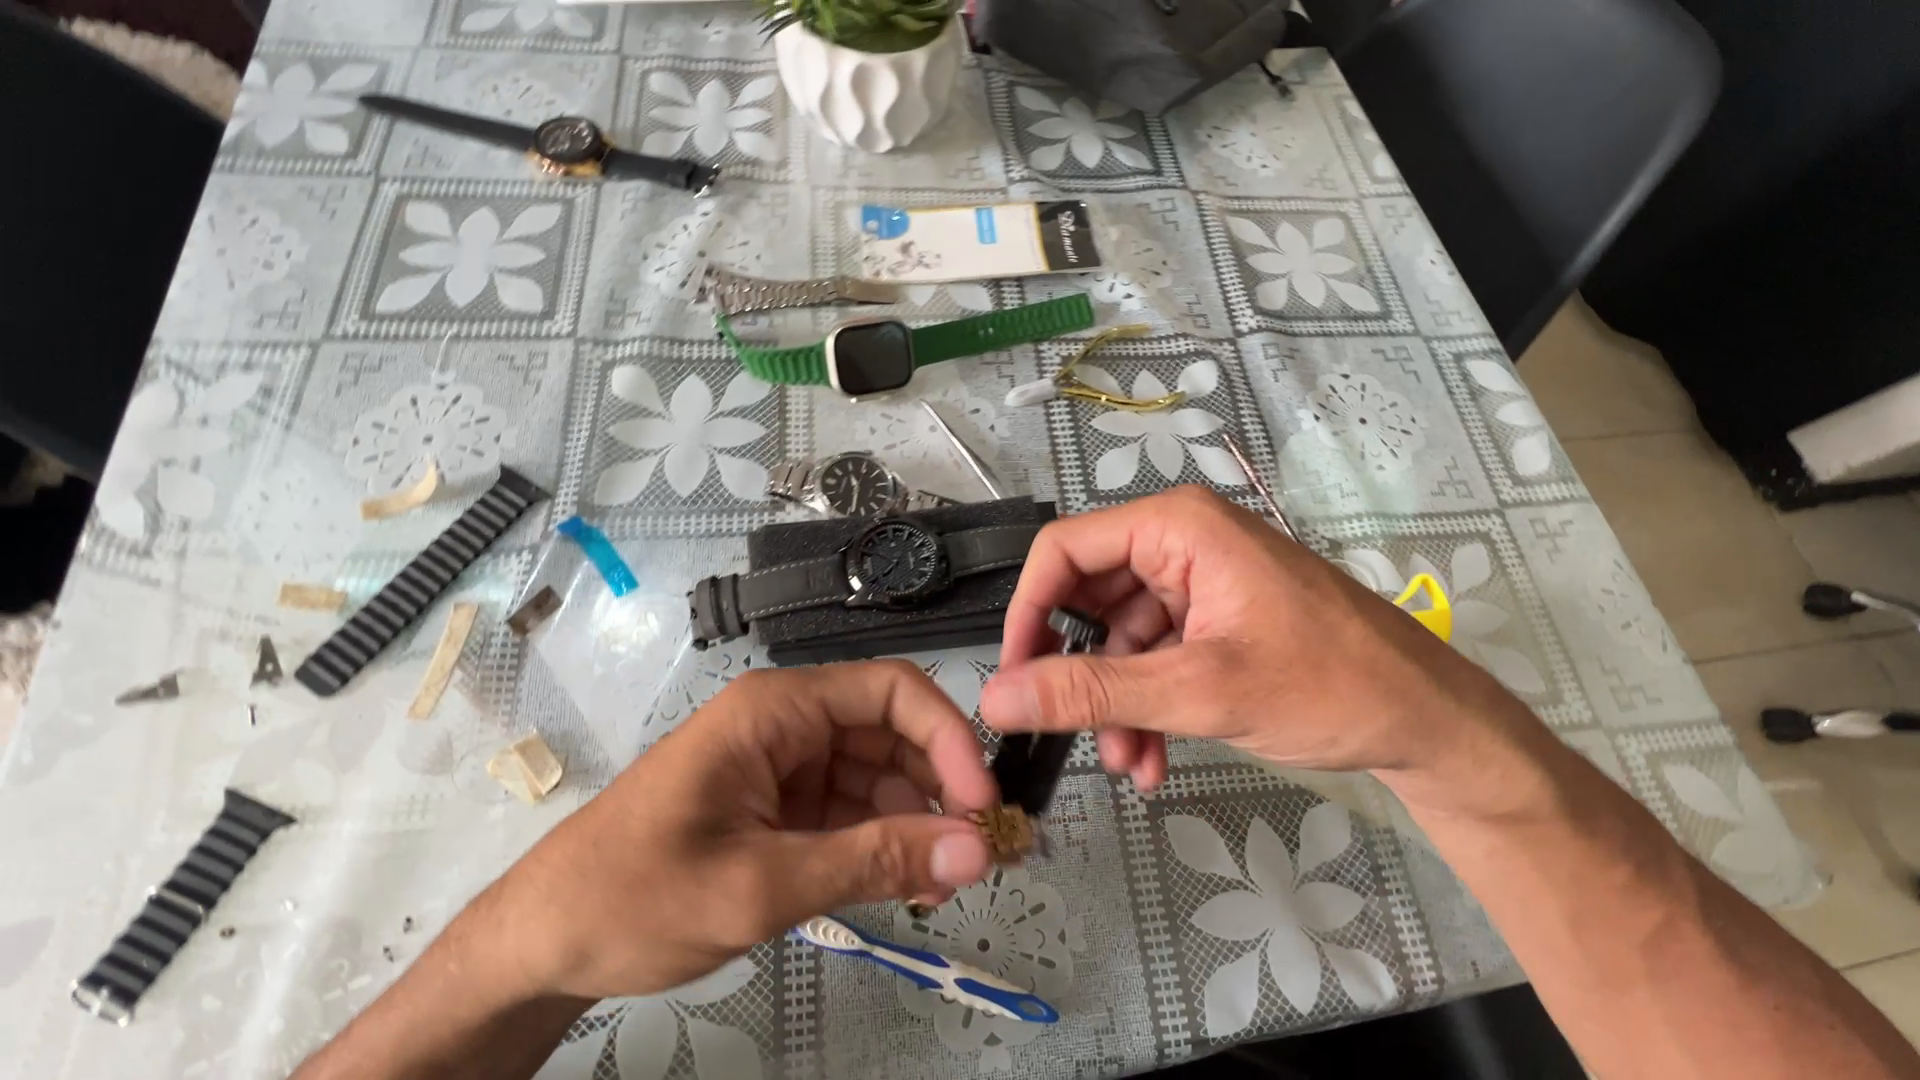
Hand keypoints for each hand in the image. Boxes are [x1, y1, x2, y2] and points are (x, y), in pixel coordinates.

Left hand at [485, 661, 998, 1001]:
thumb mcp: (762, 885)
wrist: (542, 942)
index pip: (892, 690)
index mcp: (776, 710)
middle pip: (892, 735)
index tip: (981, 805)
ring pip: (878, 777)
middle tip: (978, 859)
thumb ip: (873, 863)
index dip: (949, 738)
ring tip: (945, 884)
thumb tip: (974, 852)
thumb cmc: (636, 895)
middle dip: (939, 790)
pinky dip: (883, 844)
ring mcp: (782, 766)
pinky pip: (850, 811)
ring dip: (916, 824)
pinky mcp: (778, 806)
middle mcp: (786, 724)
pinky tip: (906, 883)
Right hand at [979, 487, 1545, 801]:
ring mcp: (1201, 582)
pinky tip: (1152, 761)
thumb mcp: (1198, 691)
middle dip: (1079, 673)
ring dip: (1115, 703)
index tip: (1014, 680)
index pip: (1063, 551)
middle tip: (1063, 730)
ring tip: (1125, 764)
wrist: (1430, 723)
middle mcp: (1182, 542)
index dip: (1026, 613)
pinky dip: (1146, 705)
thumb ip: (1091, 693)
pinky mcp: (1216, 619)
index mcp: (1177, 527)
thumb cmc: (1325, 686)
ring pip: (1121, 638)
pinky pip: (1156, 656)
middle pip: (1089, 597)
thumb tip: (996, 698)